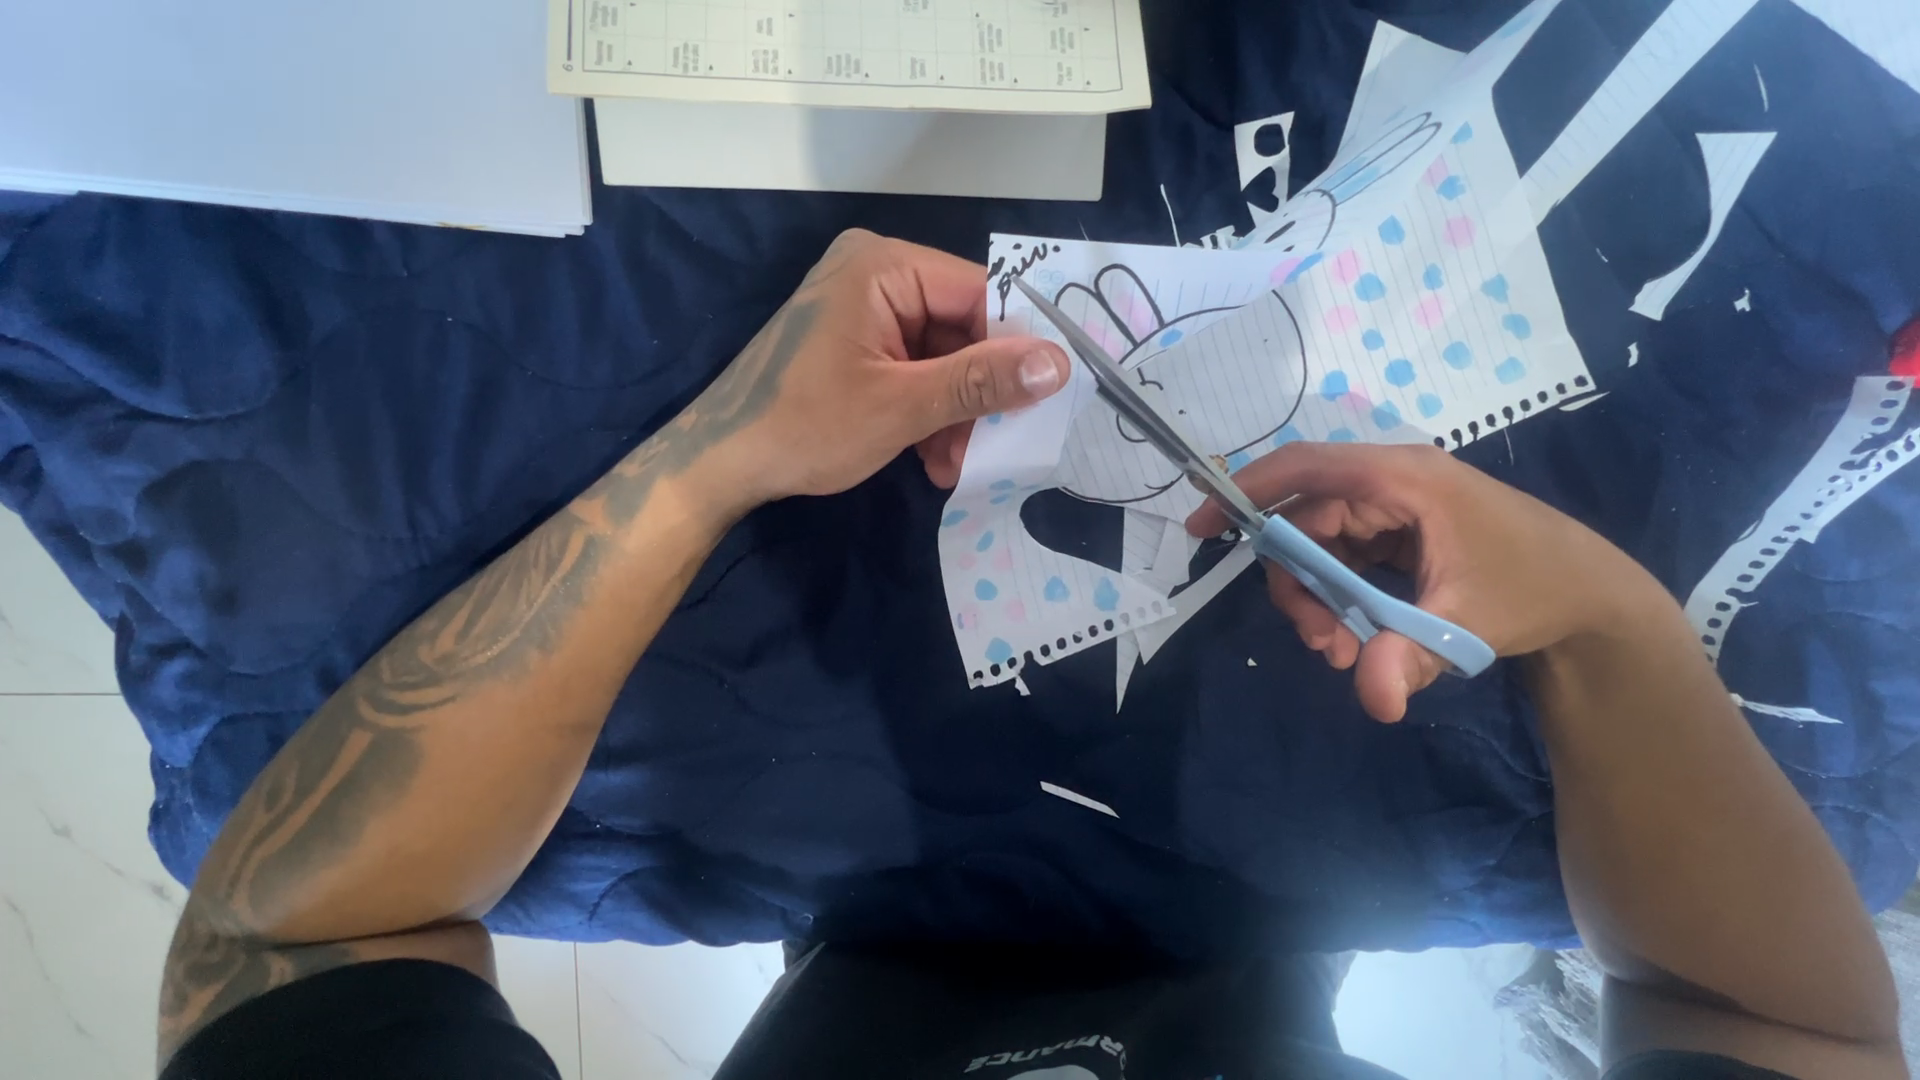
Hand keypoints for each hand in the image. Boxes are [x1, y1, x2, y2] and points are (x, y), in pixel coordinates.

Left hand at [679, 229, 1068, 515]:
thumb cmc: (805, 426)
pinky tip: (931, 460)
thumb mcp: (901, 406)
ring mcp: (864, 312)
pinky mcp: (856, 346)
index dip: (1012, 348)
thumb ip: (980, 381)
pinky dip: (926, 415)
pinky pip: (913, 372)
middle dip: (976, 395)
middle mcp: (876, 275)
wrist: (722, 464)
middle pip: (961, 329)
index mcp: (884, 266)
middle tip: (989, 449)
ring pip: (941, 359)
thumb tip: (1059, 364)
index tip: (1036, 403)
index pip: (979, 292)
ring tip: (953, 466)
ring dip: (954, 416)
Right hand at [1187, 442, 1665, 721]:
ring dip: (1315, 598)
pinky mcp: (1394, 533)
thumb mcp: (1469, 623)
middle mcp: (1388, 484)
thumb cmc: (1535, 589)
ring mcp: (1390, 509)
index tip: (1203, 527)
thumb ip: (1412, 657)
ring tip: (1341, 650)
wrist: (1591, 598)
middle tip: (1315, 640)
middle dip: (1296, 583)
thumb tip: (1372, 702)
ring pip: (1316, 544)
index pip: (1305, 468)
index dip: (1247, 490)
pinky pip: (1339, 558)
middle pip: (1303, 520)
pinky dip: (1335, 597)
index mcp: (1403, 479)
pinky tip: (1354, 637)